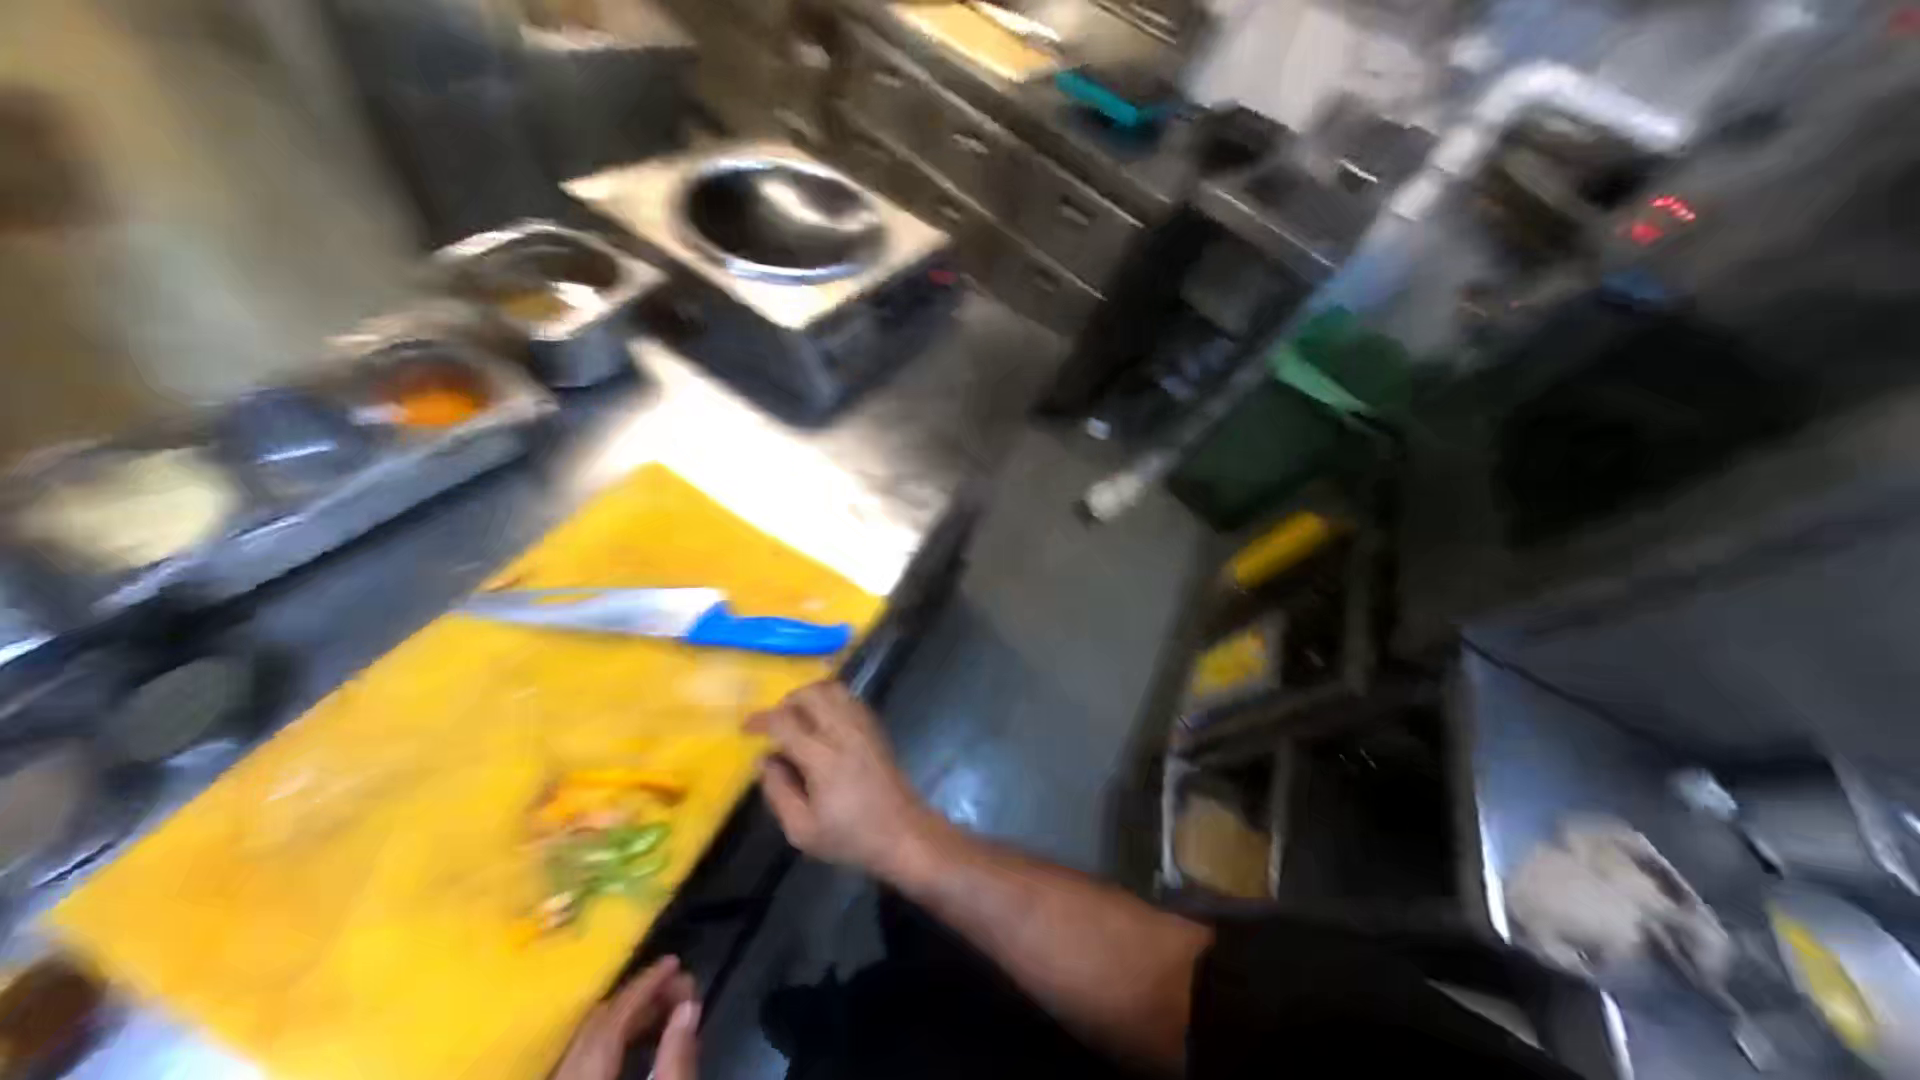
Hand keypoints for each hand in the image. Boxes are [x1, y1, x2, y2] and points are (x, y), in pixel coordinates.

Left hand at [552, 956, 699, 1079]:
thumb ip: (676, 1058)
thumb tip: (690, 1006)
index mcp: (583, 1076)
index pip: (611, 1019)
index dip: (643, 985)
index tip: (674, 961)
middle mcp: (560, 1075)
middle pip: (595, 1025)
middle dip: (638, 999)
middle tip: (678, 984)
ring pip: (585, 1040)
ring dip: (626, 1020)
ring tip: (665, 1008)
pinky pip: (577, 1059)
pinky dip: (609, 1042)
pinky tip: (638, 1039)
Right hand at [745, 681, 947, 882]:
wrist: (902, 832)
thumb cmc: (850, 836)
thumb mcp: (802, 830)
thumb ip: (778, 791)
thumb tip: (765, 760)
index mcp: (823, 758)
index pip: (785, 722)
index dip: (760, 720)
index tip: (746, 728)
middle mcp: (844, 732)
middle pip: (812, 693)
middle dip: (786, 702)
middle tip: (775, 722)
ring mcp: (864, 726)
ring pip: (834, 689)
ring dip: (810, 696)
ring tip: (797, 718)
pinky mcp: (876, 728)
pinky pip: (850, 699)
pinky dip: (830, 700)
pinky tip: (823, 722)